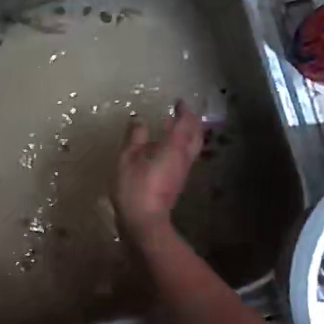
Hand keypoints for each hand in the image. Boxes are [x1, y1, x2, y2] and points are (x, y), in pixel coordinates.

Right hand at [115, 99, 203, 241]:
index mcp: (174, 147)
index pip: (185, 122)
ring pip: (191, 147)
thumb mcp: (128, 158)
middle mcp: (183, 157)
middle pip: (195, 134)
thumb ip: (135, 137)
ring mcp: (182, 171)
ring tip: (173, 127)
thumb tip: (140, 119)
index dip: (183, 110)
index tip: (179, 101)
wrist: (145, 222)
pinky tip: (164, 148)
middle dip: (191, 121)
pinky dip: (179, 146)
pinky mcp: (176, 182)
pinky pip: (183, 157)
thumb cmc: (135, 187)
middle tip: (182, 112)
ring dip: (186, 134)